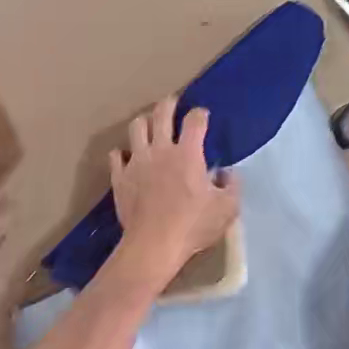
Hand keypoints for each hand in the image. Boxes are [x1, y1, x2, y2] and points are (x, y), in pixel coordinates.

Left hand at [109, 96, 238, 278]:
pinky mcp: (120, 177)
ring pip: (136, 127)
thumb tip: (227, 173)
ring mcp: (137, 162)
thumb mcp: (227, 208)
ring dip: (144, 122)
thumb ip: (231, 186)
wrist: (154, 245)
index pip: (195, 120)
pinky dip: (122, 153)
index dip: (200, 113)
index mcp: (188, 154)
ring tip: (149, 124)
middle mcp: (161, 150)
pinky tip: (127, 156)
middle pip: (162, 113)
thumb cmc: (193, 226)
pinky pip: (116, 156)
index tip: (203, 115)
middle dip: (169, 104)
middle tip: (173, 103)